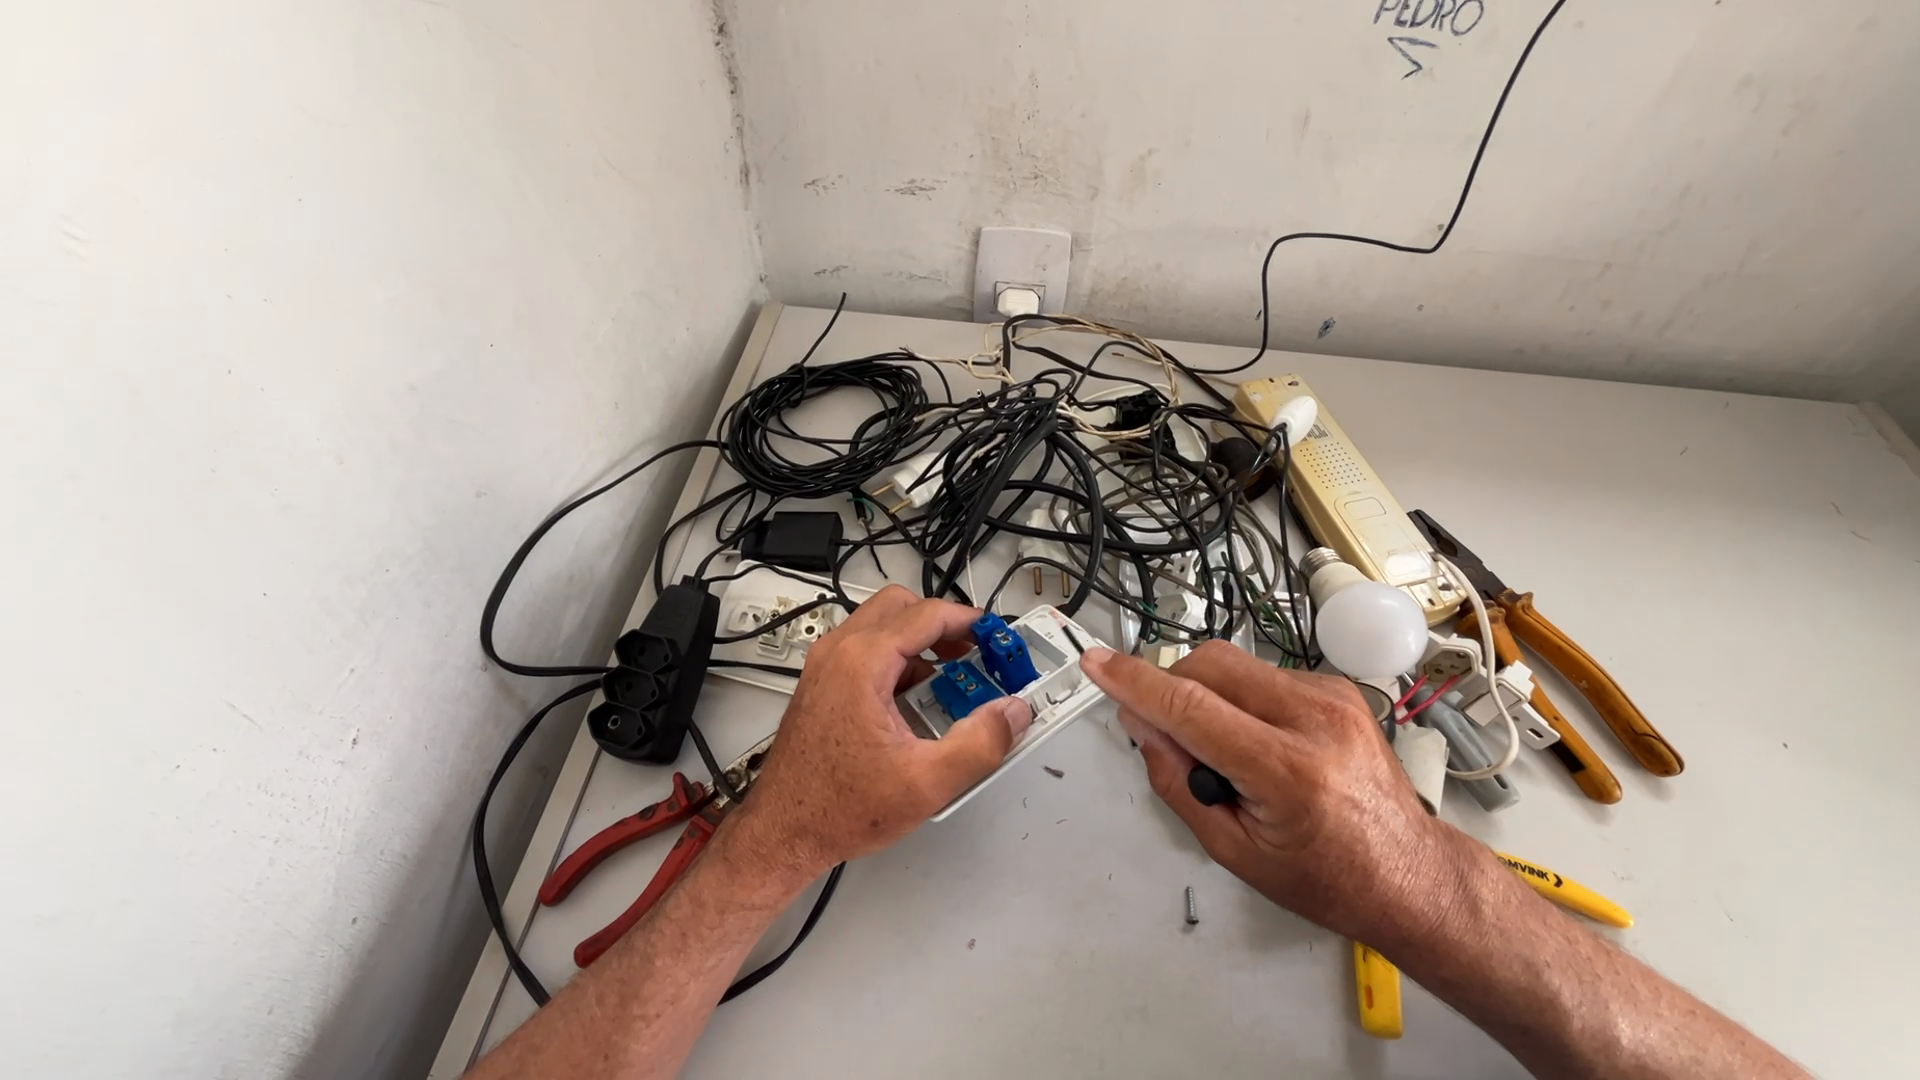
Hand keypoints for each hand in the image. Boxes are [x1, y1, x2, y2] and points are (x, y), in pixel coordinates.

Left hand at [731, 586, 1031, 876]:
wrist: (783, 832)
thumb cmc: (835, 808)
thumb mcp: (925, 783)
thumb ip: (980, 744)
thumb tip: (1011, 713)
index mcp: (861, 663)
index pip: (926, 615)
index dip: (968, 621)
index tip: (995, 636)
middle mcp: (838, 654)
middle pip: (900, 607)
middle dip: (942, 624)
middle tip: (973, 651)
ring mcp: (826, 668)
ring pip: (881, 626)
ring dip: (920, 642)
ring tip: (953, 679)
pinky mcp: (823, 685)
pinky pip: (866, 652)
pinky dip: (898, 660)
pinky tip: (918, 701)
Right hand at [1079, 640, 1457, 946]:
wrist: (1411, 873)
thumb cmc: (1326, 877)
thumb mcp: (1233, 850)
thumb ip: (1177, 782)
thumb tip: (1142, 725)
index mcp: (1289, 770)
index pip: (1191, 707)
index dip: (1135, 683)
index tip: (1097, 663)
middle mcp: (1315, 719)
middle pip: (1210, 665)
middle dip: (1171, 685)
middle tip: (1169, 735)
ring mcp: (1331, 696)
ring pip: (1232, 663)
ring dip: (1205, 692)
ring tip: (1224, 748)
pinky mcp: (1336, 687)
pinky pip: (1259, 672)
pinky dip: (1237, 696)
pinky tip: (1255, 738)